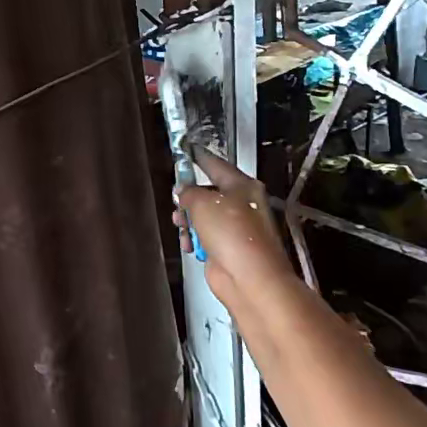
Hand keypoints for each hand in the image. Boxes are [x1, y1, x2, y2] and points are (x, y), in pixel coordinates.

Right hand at [176, 148, 300, 314]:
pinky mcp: (227, 248)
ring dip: (187, 221)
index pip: (215, 164)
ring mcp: (235, 228)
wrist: (248, 277)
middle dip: (188, 198)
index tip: (184, 149)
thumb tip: (182, 191)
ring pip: (202, 216)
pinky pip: (203, 237)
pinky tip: (189, 244)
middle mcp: (241, 204)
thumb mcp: (202, 202)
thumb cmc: (232, 233)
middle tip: (177, 203)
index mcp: (242, 186)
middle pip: (207, 192)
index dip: (197, 157)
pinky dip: (193, 239)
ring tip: (181, 227)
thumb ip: (188, 192)